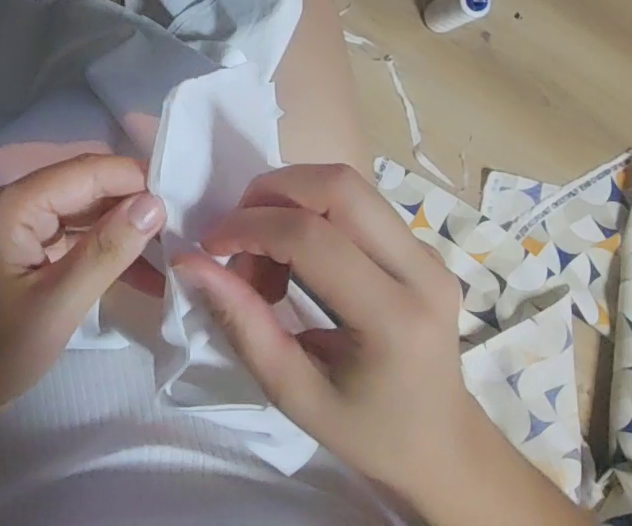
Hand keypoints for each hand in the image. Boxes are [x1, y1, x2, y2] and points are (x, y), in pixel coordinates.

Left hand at [0, 153, 166, 439]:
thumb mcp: (58, 304)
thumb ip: (107, 249)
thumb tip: (154, 203)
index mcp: (12, 205)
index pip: (85, 171)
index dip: (135, 178)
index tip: (185, 197)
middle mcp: (12, 203)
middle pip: (84, 187)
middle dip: (133, 202)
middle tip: (187, 224)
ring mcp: (15, 226)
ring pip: (82, 212)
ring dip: (123, 229)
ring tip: (175, 249)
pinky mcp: (21, 251)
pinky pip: (70, 237)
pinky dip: (103, 250)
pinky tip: (143, 271)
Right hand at [172, 163, 585, 524]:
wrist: (443, 446)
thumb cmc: (365, 430)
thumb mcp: (292, 391)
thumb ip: (241, 323)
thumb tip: (188, 262)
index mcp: (394, 319)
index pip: (312, 238)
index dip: (249, 228)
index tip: (210, 247)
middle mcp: (421, 271)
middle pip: (338, 186)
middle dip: (270, 192)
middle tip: (237, 234)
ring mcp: (428, 252)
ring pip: (347, 184)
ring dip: (289, 200)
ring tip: (265, 255)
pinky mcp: (422, 245)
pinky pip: (356, 201)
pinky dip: (309, 210)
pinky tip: (294, 258)